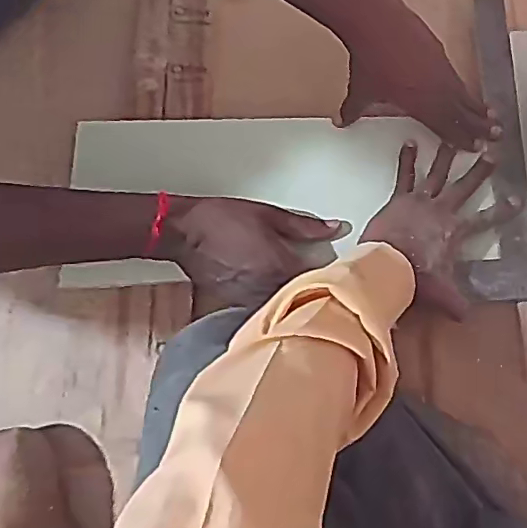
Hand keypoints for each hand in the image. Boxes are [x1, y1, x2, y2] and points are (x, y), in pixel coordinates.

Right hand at [158, 196, 349, 314]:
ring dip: (295, 307)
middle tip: (330, 294)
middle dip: (317, 299)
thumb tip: (337, 228)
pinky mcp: (234, 306)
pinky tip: (279, 307)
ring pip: (282, 311)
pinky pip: (262, 313)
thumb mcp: (268, 214)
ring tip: (308, 303)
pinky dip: (273, 311)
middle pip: (302, 301)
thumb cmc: (222, 219)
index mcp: (280, 264)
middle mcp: (266, 287)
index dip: (333, 282)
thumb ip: (306, 226)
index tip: (344, 279)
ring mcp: (250, 300)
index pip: (318, 281)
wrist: (183, 232)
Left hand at [339, 19, 497, 150]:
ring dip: (478, 108)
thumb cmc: (368, 58)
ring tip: (492, 116)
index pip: (445, 128)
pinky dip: (465, 87)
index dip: (461, 140)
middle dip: (480, 126)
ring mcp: (439, 68)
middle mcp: (435, 89)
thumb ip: (352, 110)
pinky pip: (456, 75)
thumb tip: (341, 121)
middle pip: (463, 113)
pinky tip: (468, 90)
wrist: (374, 20)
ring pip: (463, 93)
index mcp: (419, 105)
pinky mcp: (438, 50)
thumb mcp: (360, 90)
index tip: (475, 148)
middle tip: (497, 136)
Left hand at [361, 141, 521, 316]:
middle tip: (494, 151)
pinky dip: (407, 159)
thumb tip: (466, 317)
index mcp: (454, 231)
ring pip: (438, 174)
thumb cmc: (413, 276)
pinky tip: (410, 142)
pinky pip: (405, 175)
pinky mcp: (399, 198)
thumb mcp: (440, 292)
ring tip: (454, 138)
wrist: (385, 264)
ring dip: (447, 156)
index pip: (486, 219)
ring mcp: (420, 201)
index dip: (503, 211)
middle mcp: (441, 210)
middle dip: (481, 170)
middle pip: (466, 186)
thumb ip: (455, 303)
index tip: (517, 199)